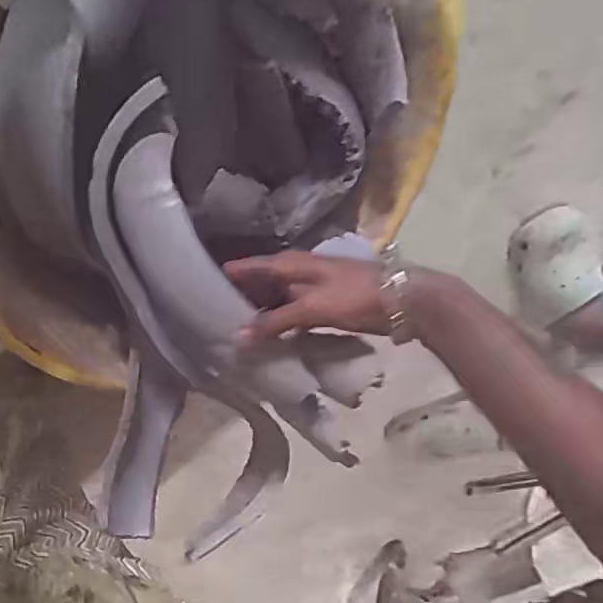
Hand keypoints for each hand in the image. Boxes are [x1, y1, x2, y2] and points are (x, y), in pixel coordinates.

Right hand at [225, 252, 394, 340]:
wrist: (404, 300)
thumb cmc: (355, 296)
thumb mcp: (311, 307)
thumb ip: (275, 322)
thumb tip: (239, 336)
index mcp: (287, 264)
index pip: (245, 267)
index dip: (223, 278)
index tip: (198, 291)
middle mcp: (293, 272)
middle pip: (255, 284)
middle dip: (235, 299)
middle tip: (211, 320)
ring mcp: (306, 288)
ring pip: (270, 300)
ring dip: (255, 314)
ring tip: (231, 331)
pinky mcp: (318, 305)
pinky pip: (286, 313)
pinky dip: (274, 323)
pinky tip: (265, 338)